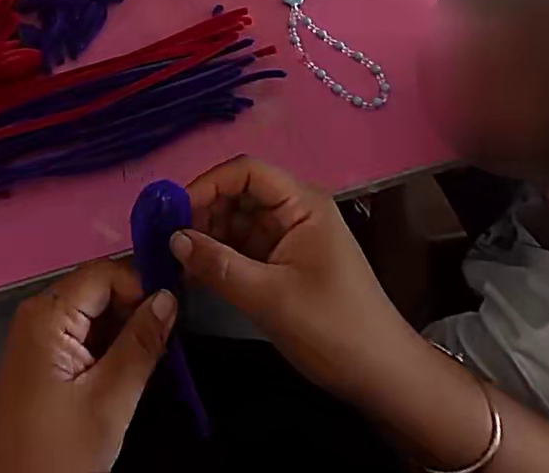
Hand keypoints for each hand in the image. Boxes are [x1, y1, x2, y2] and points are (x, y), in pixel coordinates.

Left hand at [0, 261, 175, 472]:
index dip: (143, 286)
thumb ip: (141, 344)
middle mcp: (39, 314)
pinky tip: (127, 370)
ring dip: (125, 330)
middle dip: (136, 308)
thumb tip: (169, 297)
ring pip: (95, 312)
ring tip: (154, 355)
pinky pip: (83, 335)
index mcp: (48, 313)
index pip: (107, 271)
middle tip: (168, 338)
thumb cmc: (51, 458)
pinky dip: (109, 347)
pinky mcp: (40, 361)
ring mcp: (37, 337)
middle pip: (101, 288)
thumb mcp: (107, 404)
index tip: (175, 312)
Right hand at [172, 156, 418, 408]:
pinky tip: (194, 271)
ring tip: (173, 256)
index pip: (247, 172)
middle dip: (203, 211)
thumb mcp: (271, 298)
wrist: (382, 377)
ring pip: (237, 220)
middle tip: (166, 238)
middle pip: (239, 193)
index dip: (208, 184)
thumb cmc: (334, 328)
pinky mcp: (283, 261)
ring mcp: (288, 235)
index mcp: (301, 202)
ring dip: (207, 234)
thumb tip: (173, 238)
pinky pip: (243, 246)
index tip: (173, 211)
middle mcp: (294, 209)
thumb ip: (219, 266)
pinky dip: (219, 255)